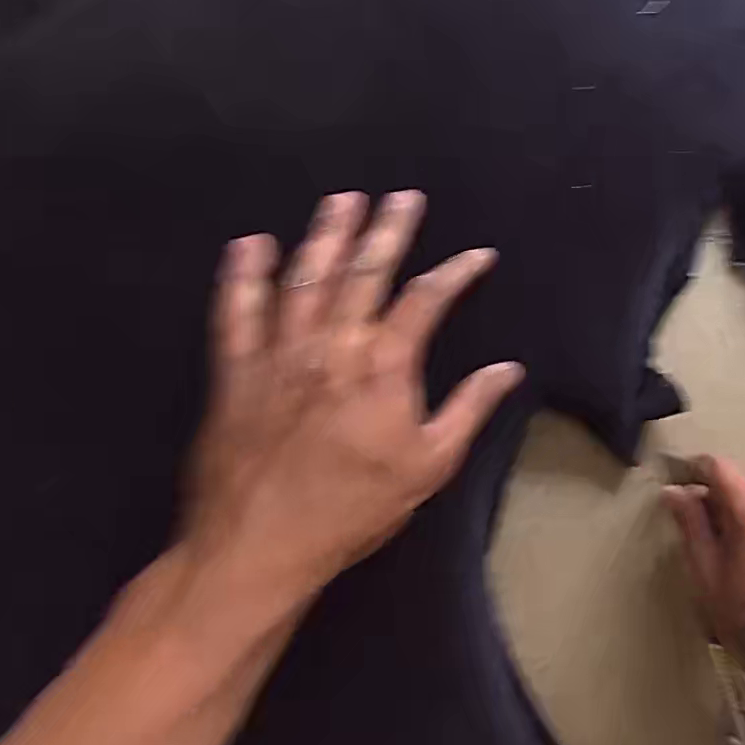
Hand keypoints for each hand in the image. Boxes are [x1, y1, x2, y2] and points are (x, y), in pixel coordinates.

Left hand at [179, 190, 524, 613]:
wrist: (258, 548)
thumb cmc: (355, 508)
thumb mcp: (430, 465)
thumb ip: (469, 409)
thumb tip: (509, 368)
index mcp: (382, 366)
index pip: (426, 300)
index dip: (457, 272)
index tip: (479, 256)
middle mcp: (332, 345)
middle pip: (364, 272)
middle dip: (388, 230)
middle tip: (403, 196)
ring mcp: (278, 354)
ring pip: (305, 279)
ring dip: (326, 235)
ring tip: (343, 199)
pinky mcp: (235, 371)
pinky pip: (236, 312)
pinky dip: (243, 275)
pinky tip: (251, 243)